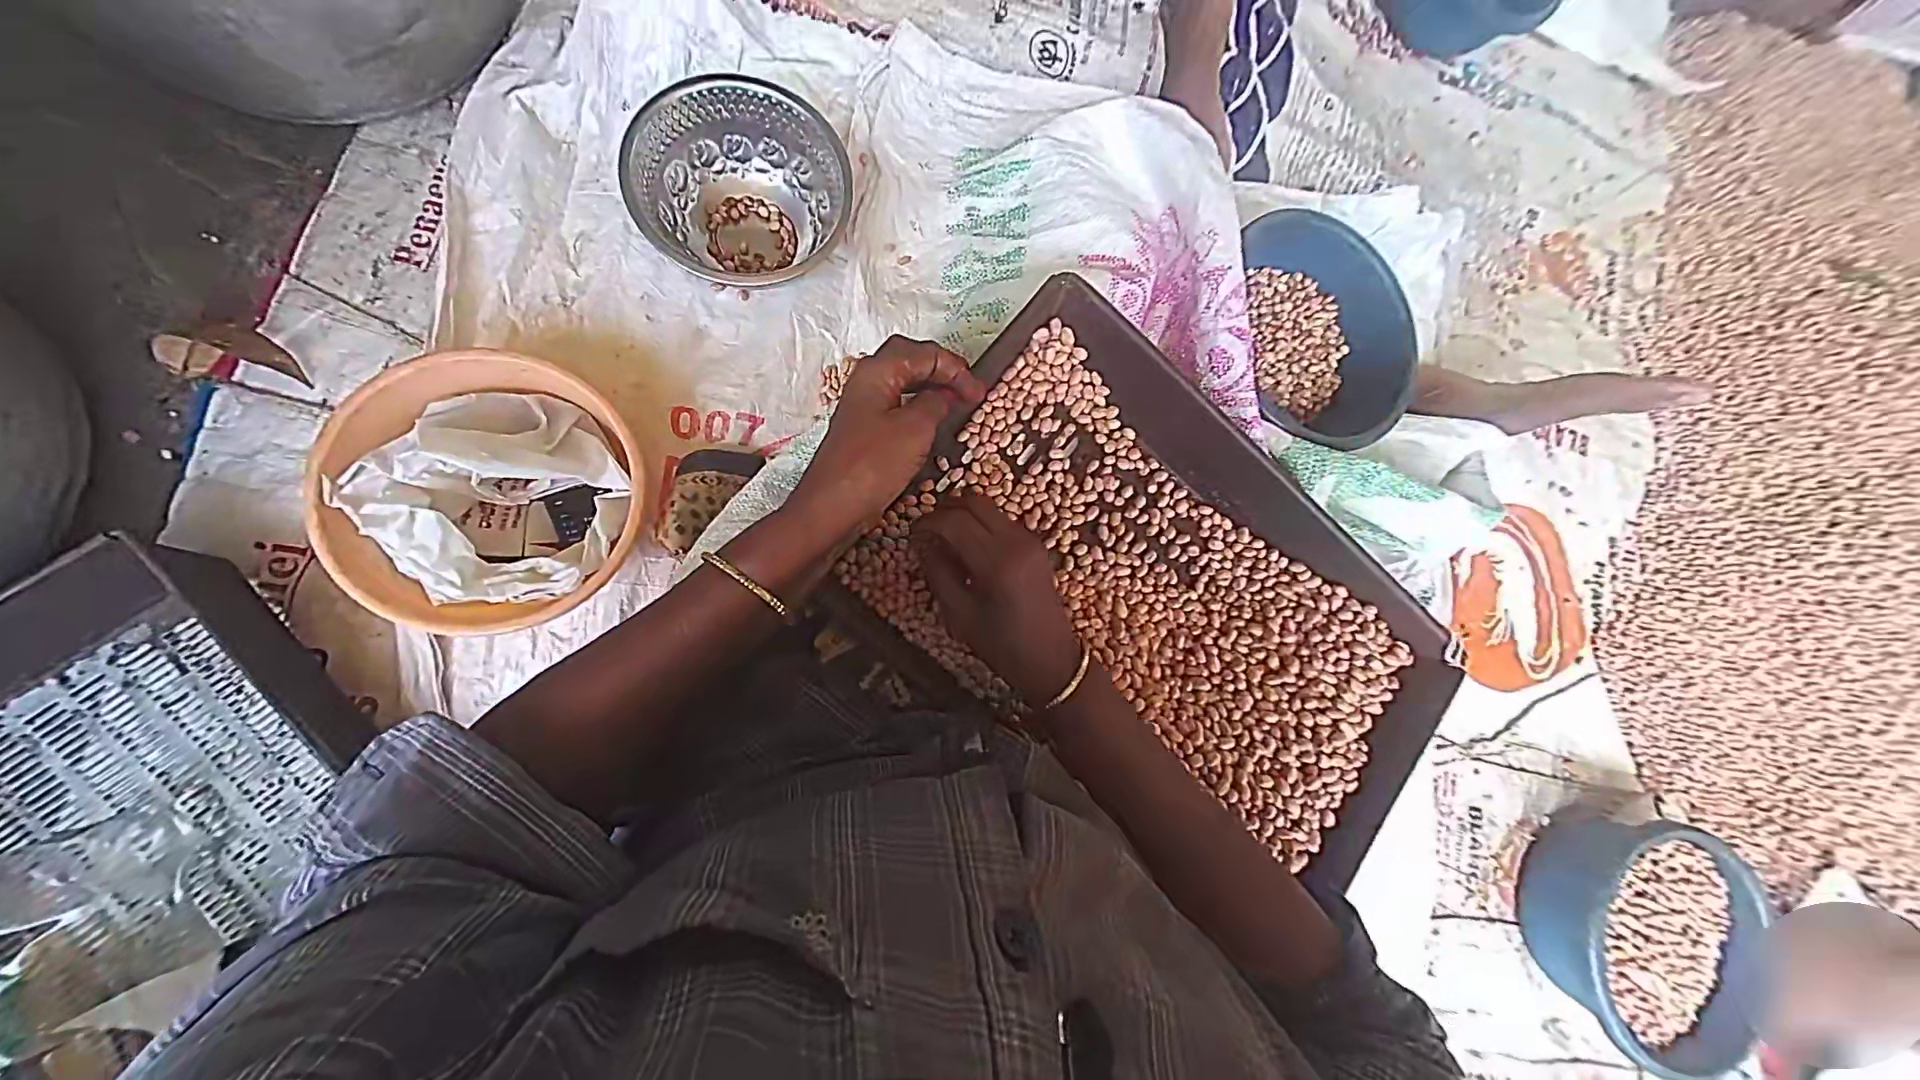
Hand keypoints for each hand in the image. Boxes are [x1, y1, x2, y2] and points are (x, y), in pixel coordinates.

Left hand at [788, 336, 983, 548]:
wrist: (833, 507)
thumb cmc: (871, 465)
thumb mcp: (916, 428)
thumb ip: (936, 403)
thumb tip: (946, 395)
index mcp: (877, 372)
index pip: (925, 353)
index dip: (956, 369)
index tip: (979, 392)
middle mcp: (867, 383)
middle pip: (910, 361)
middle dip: (943, 370)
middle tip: (968, 389)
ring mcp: (864, 408)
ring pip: (903, 385)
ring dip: (931, 389)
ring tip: (955, 404)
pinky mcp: (866, 432)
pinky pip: (897, 409)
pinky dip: (919, 410)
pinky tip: (932, 426)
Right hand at [912, 492, 1083, 705]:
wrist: (1051, 658)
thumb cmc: (1002, 645)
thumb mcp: (960, 614)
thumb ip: (939, 572)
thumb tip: (923, 543)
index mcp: (996, 562)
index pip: (954, 521)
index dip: (927, 521)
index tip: (912, 533)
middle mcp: (1016, 541)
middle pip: (973, 501)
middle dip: (944, 509)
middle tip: (925, 528)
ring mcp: (1029, 539)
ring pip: (988, 507)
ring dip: (962, 514)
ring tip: (943, 538)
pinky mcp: (1035, 544)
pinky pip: (1000, 520)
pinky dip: (978, 523)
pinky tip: (967, 547)